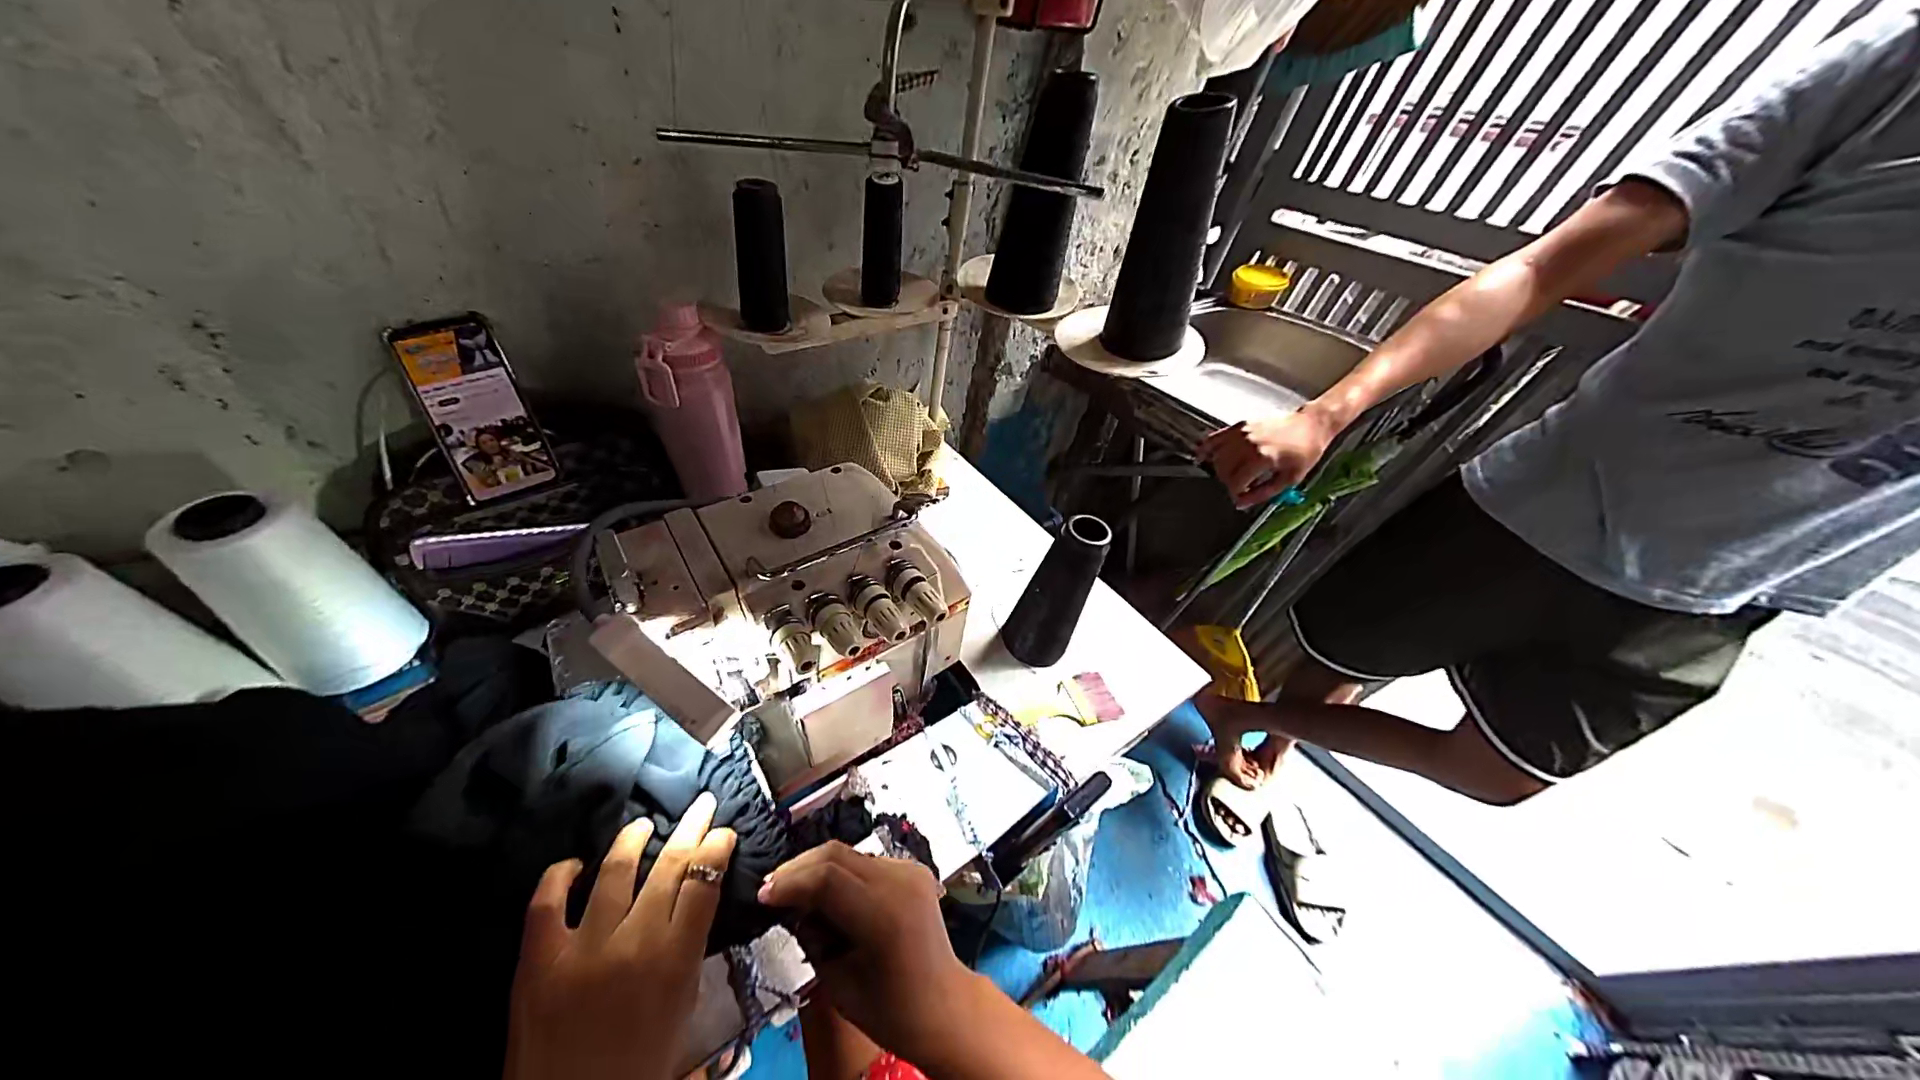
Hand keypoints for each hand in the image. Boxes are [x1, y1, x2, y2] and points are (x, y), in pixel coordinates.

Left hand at [504, 791, 736, 1079]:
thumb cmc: (640, 1065)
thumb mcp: (683, 1007)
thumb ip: (690, 950)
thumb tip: (697, 900)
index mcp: (676, 959)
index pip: (705, 882)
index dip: (717, 847)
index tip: (723, 831)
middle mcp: (634, 942)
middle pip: (670, 865)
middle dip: (692, 828)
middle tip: (701, 805)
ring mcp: (583, 947)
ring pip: (615, 870)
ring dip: (633, 838)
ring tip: (643, 825)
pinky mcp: (537, 961)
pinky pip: (546, 902)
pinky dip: (560, 875)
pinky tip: (574, 865)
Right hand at [762, 843, 1108, 1079]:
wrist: (943, 1005)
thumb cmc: (891, 1009)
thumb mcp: (838, 980)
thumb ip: (813, 936)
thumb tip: (794, 906)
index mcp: (884, 913)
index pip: (826, 877)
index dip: (789, 882)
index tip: (763, 896)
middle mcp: (900, 882)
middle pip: (837, 854)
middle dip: (798, 868)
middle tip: (771, 889)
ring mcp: (910, 871)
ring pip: (850, 854)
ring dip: (819, 868)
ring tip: (795, 894)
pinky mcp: (912, 869)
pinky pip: (866, 863)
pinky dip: (841, 873)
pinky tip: (828, 895)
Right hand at [1196, 403, 1343, 509]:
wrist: (1311, 424)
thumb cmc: (1305, 451)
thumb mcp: (1290, 479)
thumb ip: (1262, 494)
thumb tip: (1241, 503)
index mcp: (1262, 458)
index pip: (1235, 482)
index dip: (1235, 493)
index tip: (1239, 497)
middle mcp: (1249, 443)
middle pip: (1223, 470)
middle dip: (1227, 482)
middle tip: (1237, 486)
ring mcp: (1242, 433)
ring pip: (1216, 456)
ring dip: (1218, 468)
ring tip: (1227, 474)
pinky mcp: (1240, 425)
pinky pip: (1214, 438)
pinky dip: (1206, 448)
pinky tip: (1202, 456)